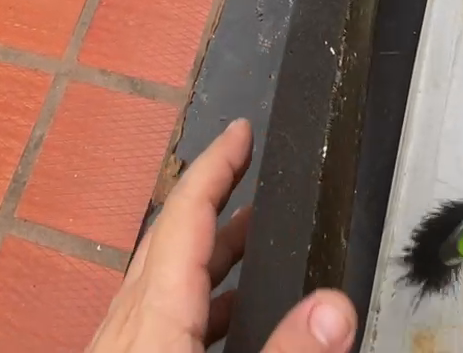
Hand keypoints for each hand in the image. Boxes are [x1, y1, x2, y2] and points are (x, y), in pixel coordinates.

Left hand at [87, 118, 357, 352]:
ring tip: (256, 246)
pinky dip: (198, 304)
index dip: (215, 165)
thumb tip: (335, 304)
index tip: (241, 131)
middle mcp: (128, 330)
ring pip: (163, 283)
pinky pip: (159, 321)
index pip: (184, 216)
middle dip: (215, 200)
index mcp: (151, 322)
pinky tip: (227, 328)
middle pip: (170, 241)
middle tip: (255, 174)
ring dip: (209, 255)